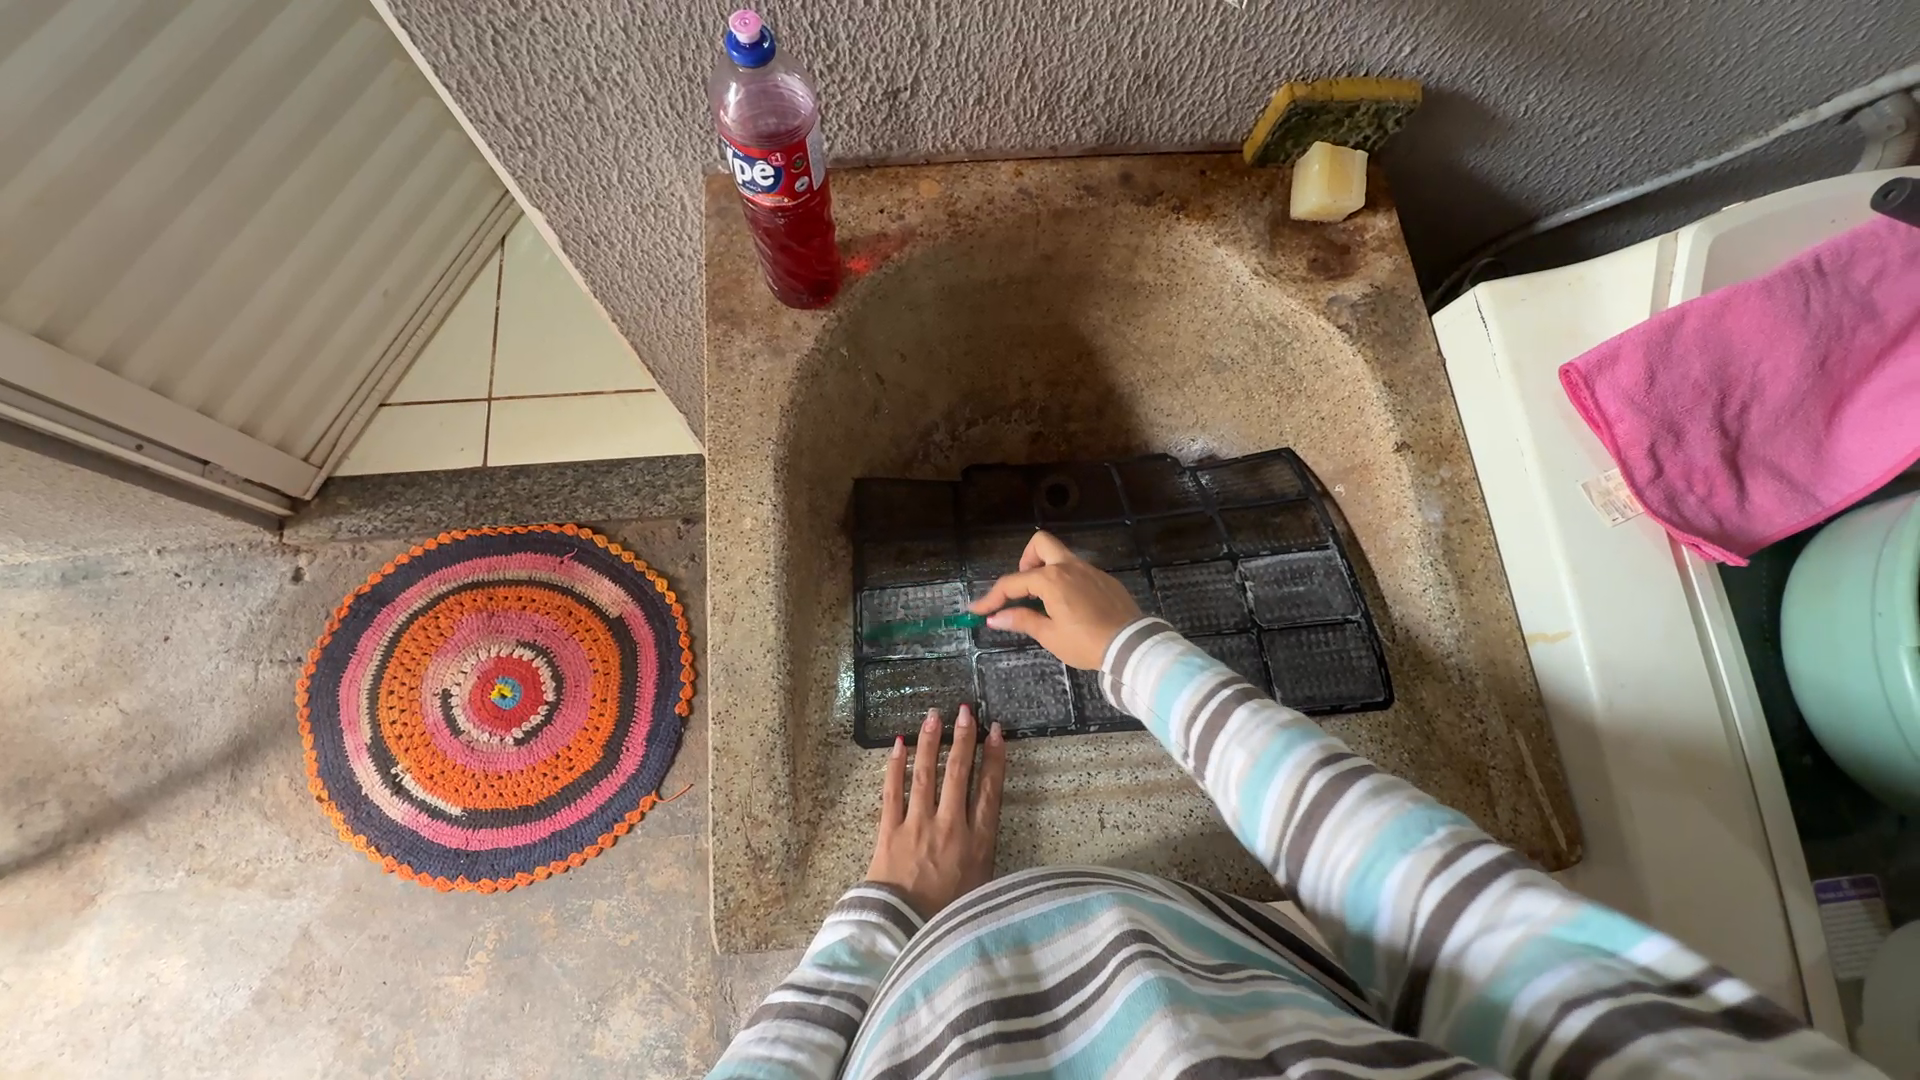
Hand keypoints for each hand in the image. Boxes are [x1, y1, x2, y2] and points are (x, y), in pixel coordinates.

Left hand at [867, 705, 1005, 918]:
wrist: (902, 939)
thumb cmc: (947, 921)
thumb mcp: (983, 889)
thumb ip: (985, 855)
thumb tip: (988, 824)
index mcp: (978, 844)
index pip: (990, 790)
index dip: (994, 758)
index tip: (996, 731)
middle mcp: (950, 828)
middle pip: (958, 774)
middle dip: (963, 739)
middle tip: (965, 711)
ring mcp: (917, 827)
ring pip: (926, 775)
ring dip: (930, 742)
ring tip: (934, 716)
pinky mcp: (888, 832)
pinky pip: (892, 792)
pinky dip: (895, 766)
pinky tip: (898, 744)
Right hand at [969, 530, 1143, 668]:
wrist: (1131, 645)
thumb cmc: (1086, 643)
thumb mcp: (1050, 635)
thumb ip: (1022, 620)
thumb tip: (995, 617)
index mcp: (1051, 579)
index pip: (1012, 582)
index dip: (992, 597)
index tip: (978, 610)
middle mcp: (1069, 566)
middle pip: (1040, 543)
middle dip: (1025, 560)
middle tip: (1023, 589)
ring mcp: (1089, 570)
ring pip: (1061, 555)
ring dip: (1046, 570)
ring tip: (1045, 601)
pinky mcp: (1104, 579)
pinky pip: (1078, 570)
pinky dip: (1066, 580)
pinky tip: (1070, 606)